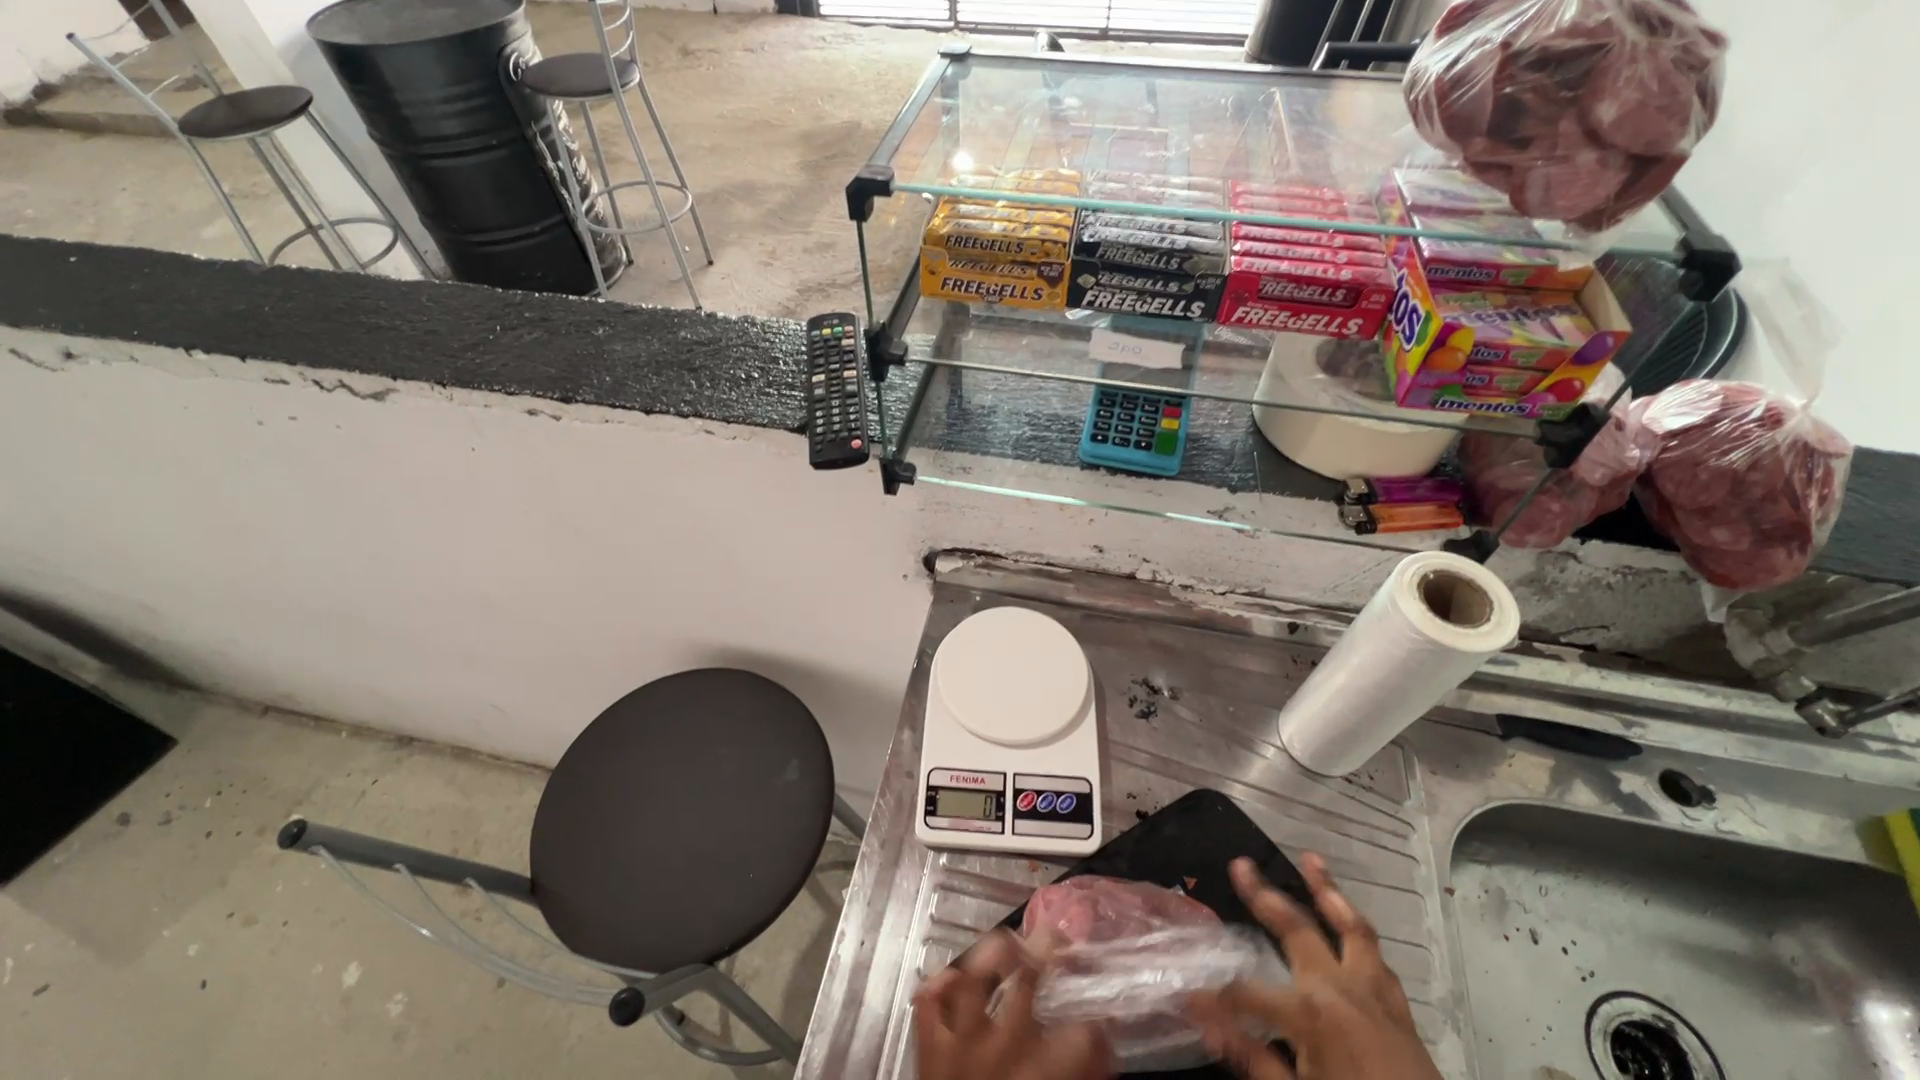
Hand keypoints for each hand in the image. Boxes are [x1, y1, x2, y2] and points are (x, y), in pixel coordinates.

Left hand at [914, 929, 1112, 1079]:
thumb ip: (1079, 1073)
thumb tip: (1102, 1051)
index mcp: (1037, 1072)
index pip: (1080, 1036)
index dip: (1097, 1024)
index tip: (1106, 1018)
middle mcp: (999, 1051)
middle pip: (1025, 986)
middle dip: (1044, 954)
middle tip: (1055, 935)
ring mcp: (958, 1046)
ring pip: (970, 982)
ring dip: (989, 956)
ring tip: (1005, 940)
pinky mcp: (928, 1051)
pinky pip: (927, 1006)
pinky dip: (936, 987)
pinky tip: (950, 975)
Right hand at [1189, 855, 1442, 1079]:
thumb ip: (1254, 1058)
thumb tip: (1208, 1027)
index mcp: (1309, 1012)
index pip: (1245, 994)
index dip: (1212, 996)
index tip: (1187, 995)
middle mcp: (1340, 987)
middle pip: (1295, 930)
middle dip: (1263, 896)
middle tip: (1240, 864)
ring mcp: (1373, 991)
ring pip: (1350, 928)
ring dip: (1328, 892)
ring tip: (1312, 860)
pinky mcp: (1397, 1005)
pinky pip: (1377, 957)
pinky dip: (1359, 933)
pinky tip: (1350, 923)